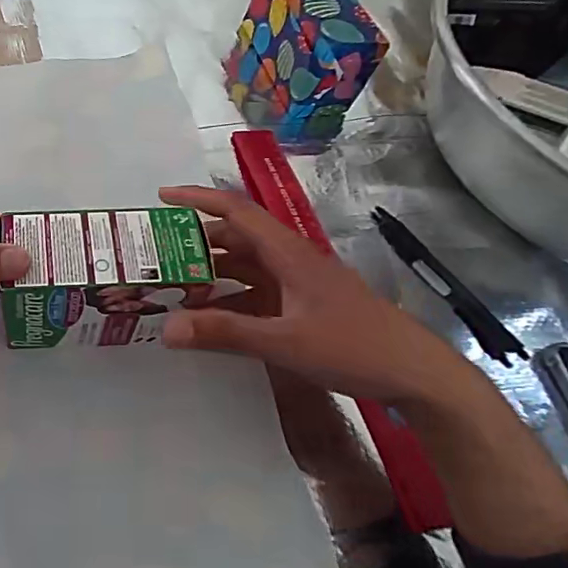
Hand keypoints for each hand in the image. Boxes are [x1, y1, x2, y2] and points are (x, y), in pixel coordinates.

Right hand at [158, 185, 467, 403]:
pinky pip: (259, 294)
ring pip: (248, 268)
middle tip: (157, 256)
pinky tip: (213, 319)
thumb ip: (226, 333)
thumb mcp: (284, 341)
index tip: (162, 197)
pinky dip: (233, 300)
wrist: (410, 370)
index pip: (236, 211)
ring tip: (175, 287)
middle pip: (237, 240)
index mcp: (287, 253)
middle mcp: (291, 260)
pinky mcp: (305, 306)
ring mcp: (299, 284)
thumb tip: (166, 328)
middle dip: (197, 243)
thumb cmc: (352, 346)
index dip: (199, 199)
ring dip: (214, 274)